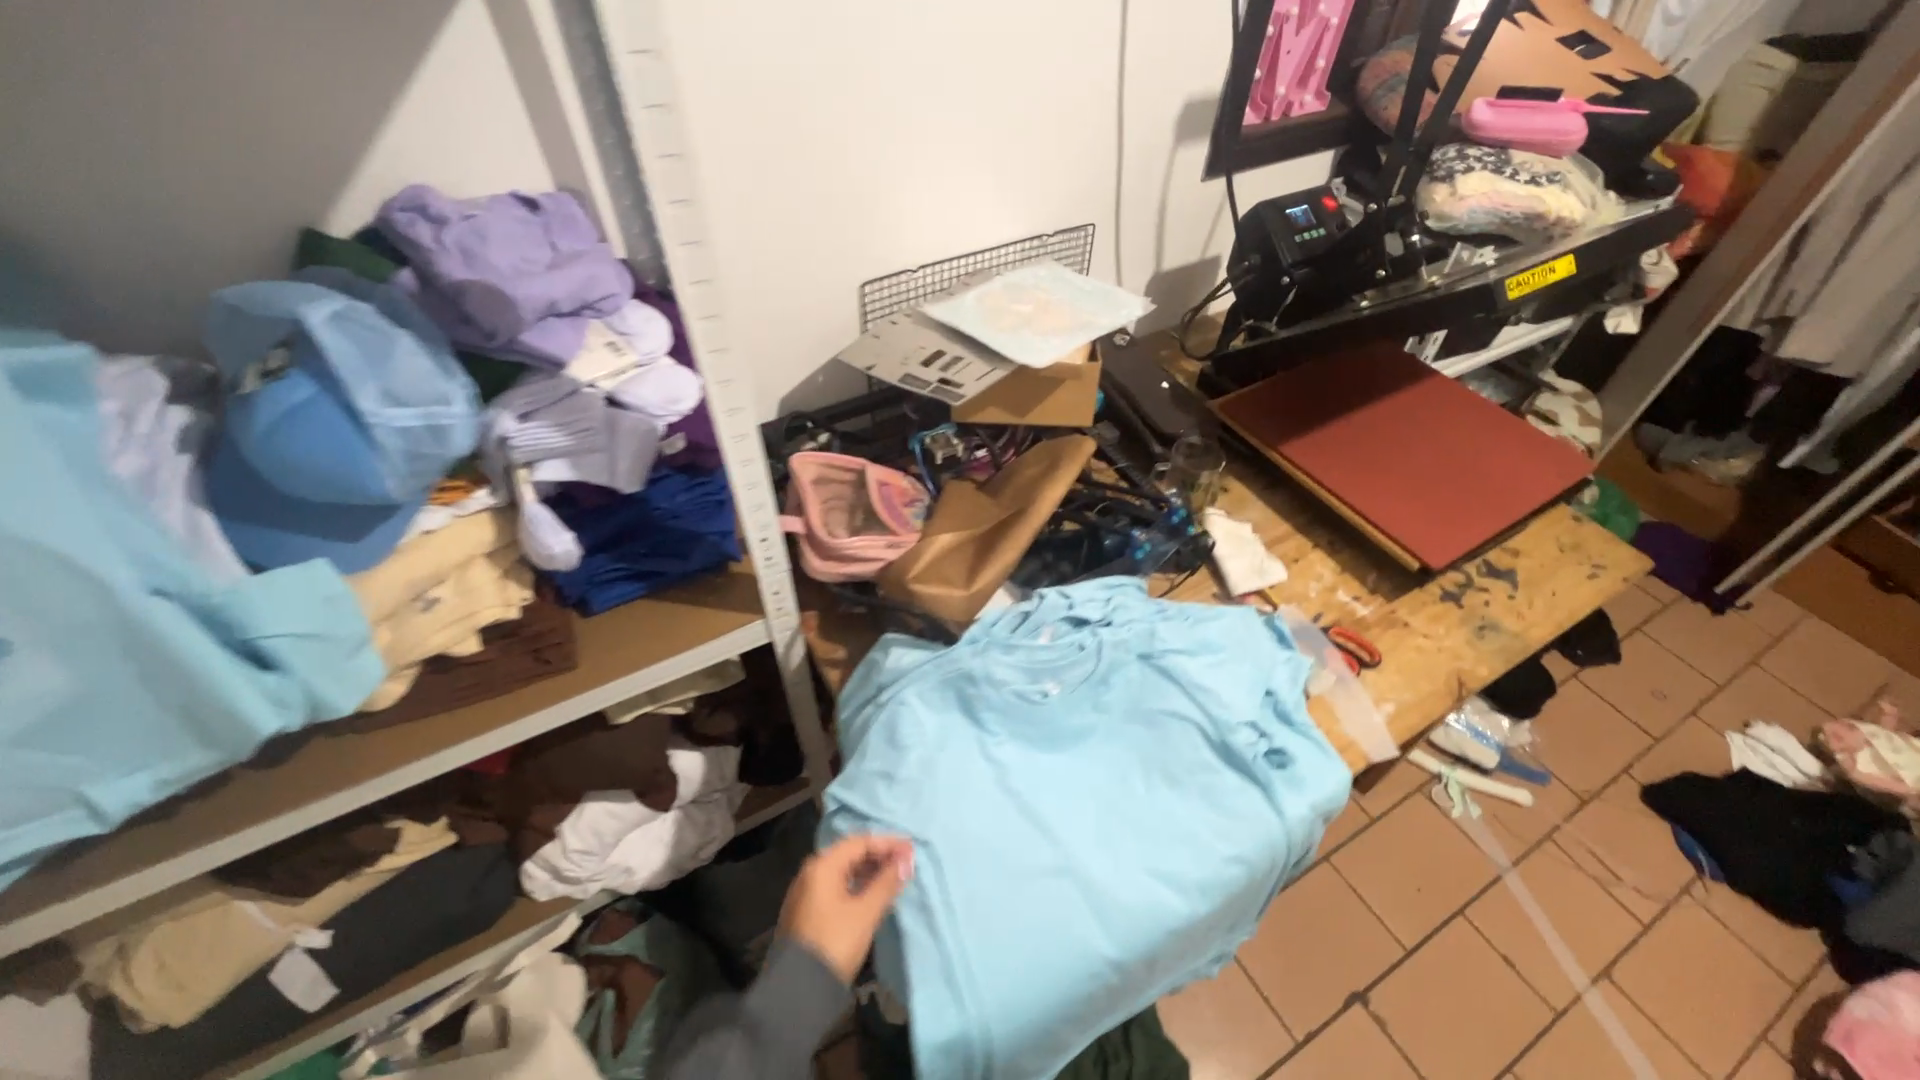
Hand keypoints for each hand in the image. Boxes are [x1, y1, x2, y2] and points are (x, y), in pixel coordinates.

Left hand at [779, 834, 913, 983]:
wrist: (798, 989)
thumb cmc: (835, 943)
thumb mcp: (865, 912)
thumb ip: (887, 883)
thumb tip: (906, 860)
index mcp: (822, 866)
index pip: (859, 843)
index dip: (887, 844)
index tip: (911, 850)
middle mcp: (810, 873)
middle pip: (849, 854)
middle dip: (878, 856)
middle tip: (905, 863)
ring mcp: (806, 893)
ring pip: (842, 872)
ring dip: (868, 872)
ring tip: (893, 878)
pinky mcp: (807, 912)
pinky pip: (836, 888)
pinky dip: (856, 886)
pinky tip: (872, 895)